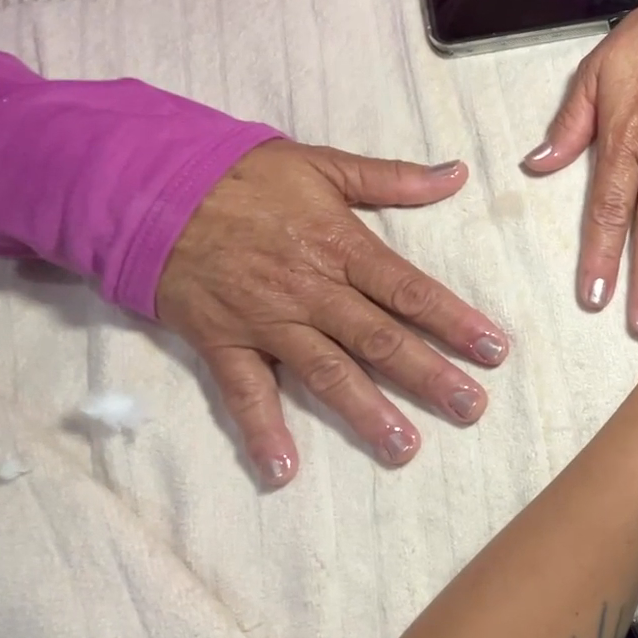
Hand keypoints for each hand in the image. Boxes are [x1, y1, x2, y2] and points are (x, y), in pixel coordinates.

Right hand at [157, 142, 509, 486]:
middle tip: (471, 408)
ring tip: (404, 447)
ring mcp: (267, 321)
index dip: (456, 322)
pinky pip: (244, 392)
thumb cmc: (246, 176)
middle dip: (429, 377)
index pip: (412, 292)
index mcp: (344, 249)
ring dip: (366, 412)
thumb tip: (458, 173)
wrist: (142, 184)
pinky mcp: (221, 341)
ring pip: (326, 373)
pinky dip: (261, 432)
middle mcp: (312, 292)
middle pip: (381, 341)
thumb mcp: (326, 166)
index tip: (495, 351)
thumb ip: (396, 178)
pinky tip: (283, 471)